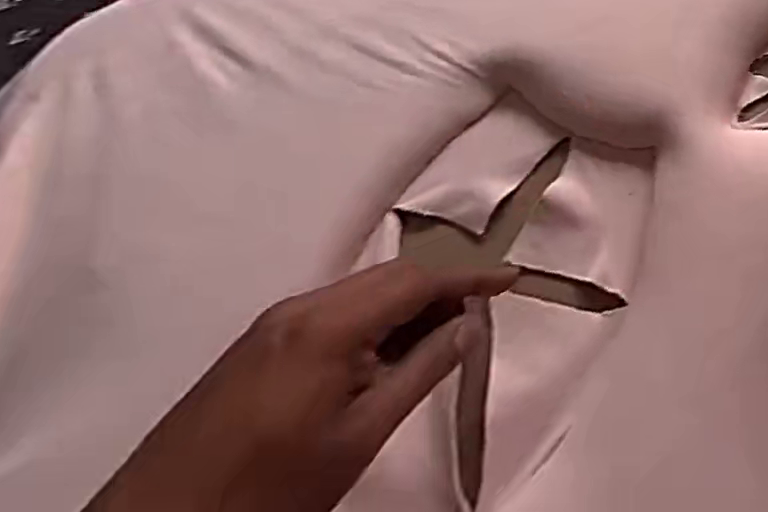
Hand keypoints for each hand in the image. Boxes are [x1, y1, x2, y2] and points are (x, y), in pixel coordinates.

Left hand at [86, 258, 517, 511]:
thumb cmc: (265, 492)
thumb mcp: (359, 436)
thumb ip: (422, 369)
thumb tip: (469, 324)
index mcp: (325, 325)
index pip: (416, 281)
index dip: (470, 277)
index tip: (510, 278)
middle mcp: (298, 309)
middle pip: (390, 278)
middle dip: (440, 289)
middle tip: (479, 312)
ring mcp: (272, 325)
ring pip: (363, 292)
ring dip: (406, 306)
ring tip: (440, 334)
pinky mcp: (257, 345)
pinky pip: (334, 312)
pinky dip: (373, 322)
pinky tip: (386, 352)